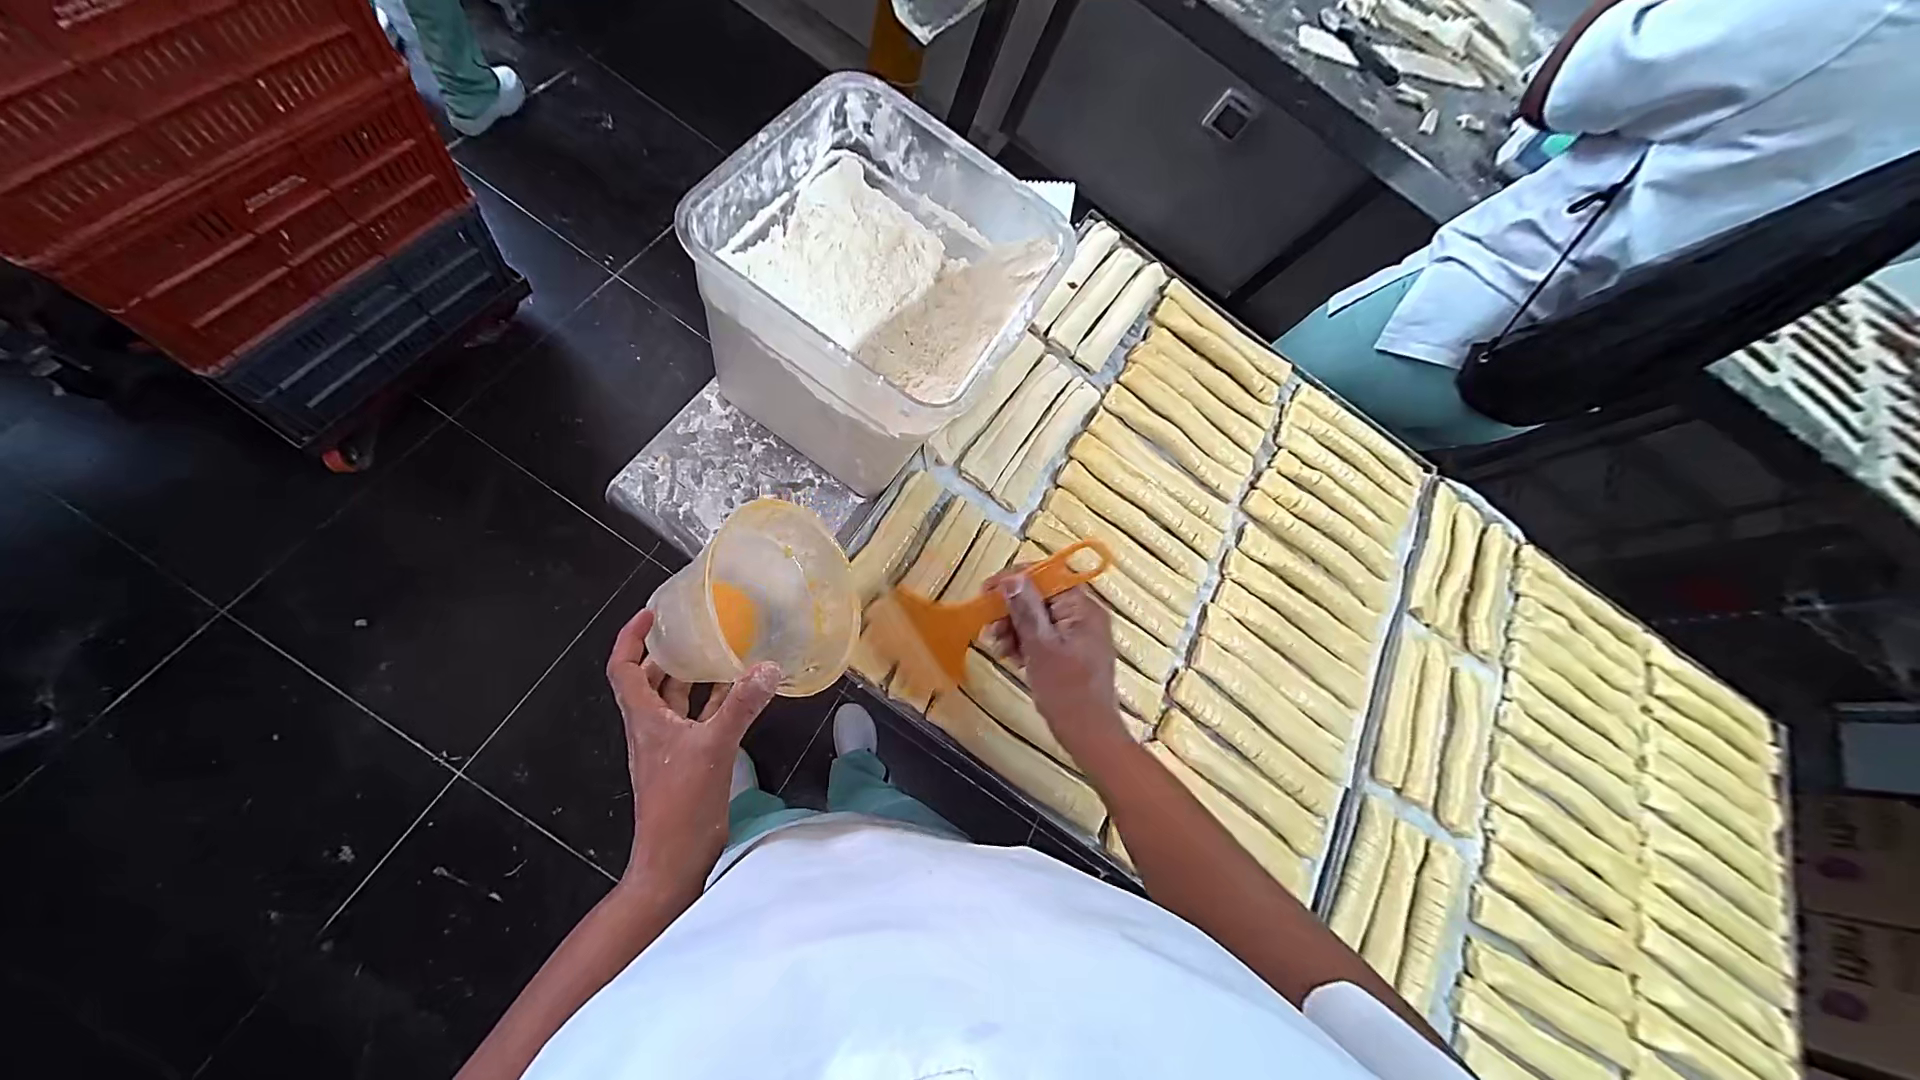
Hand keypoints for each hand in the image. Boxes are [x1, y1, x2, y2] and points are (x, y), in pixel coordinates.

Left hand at [605, 609, 779, 893]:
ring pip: (676, 700)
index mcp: (644, 719)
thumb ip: (741, 706)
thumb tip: (768, 667)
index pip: (624, 668)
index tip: (652, 614)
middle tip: (695, 629)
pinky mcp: (689, 760)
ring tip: (720, 652)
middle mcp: (652, 728)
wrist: (674, 859)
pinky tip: (740, 693)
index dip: (631, 638)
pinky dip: (715, 702)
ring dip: (693, 676)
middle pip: (650, 680)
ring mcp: (670, 746)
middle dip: (668, 652)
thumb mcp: (714, 747)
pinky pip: (699, 719)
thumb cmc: (680, 803)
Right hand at [986, 574, 1126, 757]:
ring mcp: (1080, 633)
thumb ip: (1026, 610)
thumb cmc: (1066, 691)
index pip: (1046, 576)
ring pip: (1039, 617)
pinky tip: (1013, 657)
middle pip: (1040, 596)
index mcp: (1082, 608)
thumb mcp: (1040, 647)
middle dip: (1011, 610)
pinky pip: (1045, 636)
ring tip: (1000, 648)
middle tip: (989, 629)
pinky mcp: (1073, 651)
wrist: (1090, 735)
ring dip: (1015, 628)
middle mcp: (1084, 614)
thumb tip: (1012, 578)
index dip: (1014, 579)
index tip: (986, 593)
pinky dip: (1026, 642)